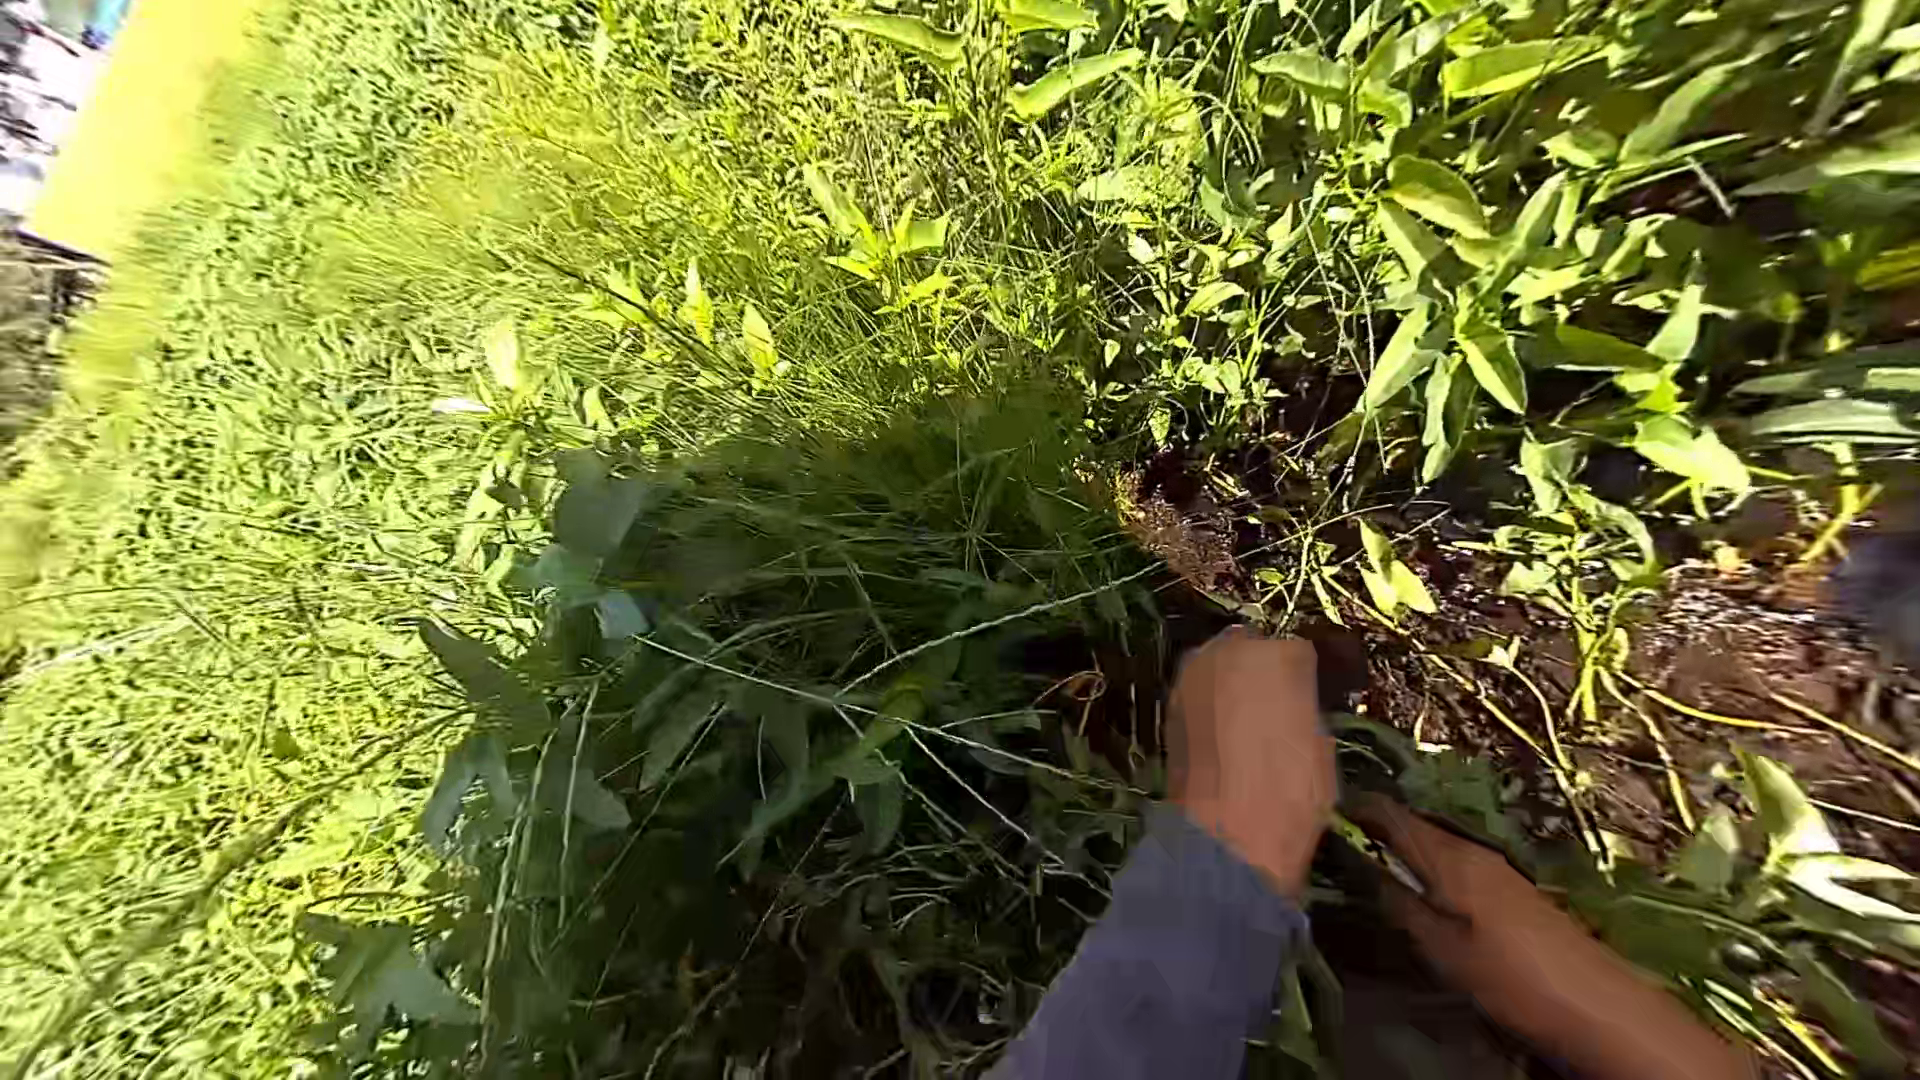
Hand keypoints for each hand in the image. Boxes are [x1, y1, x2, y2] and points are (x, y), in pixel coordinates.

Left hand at [1167, 628, 1333, 896]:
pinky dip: (1207, 697)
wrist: (1227, 826)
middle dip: (1259, 665)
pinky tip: (1216, 725)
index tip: (1306, 693)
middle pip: (1249, 645)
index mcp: (1279, 656)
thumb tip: (1290, 701)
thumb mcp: (1318, 742)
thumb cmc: (1290, 788)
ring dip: (1228, 677)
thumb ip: (1301, 704)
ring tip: (1240, 711)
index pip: (1297, 650)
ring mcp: (1194, 670)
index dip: (1302, 674)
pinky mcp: (1170, 695)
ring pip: (1216, 660)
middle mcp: (1230, 650)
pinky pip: (1196, 685)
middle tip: (1271, 698)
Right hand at [1350, 797, 1751, 1079]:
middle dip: (1367, 826)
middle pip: (1405, 822)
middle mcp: (1466, 848)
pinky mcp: (1507, 889)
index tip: (1315, 814)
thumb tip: (1351, 862)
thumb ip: (1392, 899)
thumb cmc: (1512, 976)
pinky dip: (1418, 864)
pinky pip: (1447, 860)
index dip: (1347, 805)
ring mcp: (1491, 867)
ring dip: (1393, 847)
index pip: (1383, 809)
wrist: (1611, 1015)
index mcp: (1445, 853)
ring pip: (1425, 841)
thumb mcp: (1439, 944)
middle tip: (1332, 843)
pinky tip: (1411, 888)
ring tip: (1363, 865)